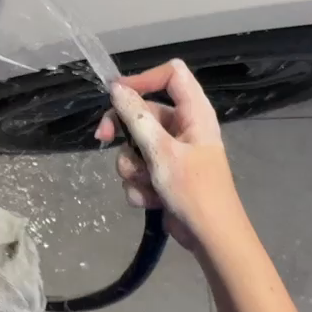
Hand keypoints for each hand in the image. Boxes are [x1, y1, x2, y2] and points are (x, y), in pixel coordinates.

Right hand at [93, 59, 237, 253]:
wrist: (210, 236)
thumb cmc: (194, 190)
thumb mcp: (161, 152)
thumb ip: (136, 118)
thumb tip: (116, 89)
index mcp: (194, 113)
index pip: (171, 75)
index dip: (143, 79)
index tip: (115, 93)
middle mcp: (182, 127)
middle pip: (141, 111)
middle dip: (122, 131)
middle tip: (102, 138)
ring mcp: (171, 152)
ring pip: (133, 145)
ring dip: (131, 167)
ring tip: (146, 183)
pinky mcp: (162, 174)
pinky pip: (137, 169)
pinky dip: (139, 185)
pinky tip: (151, 200)